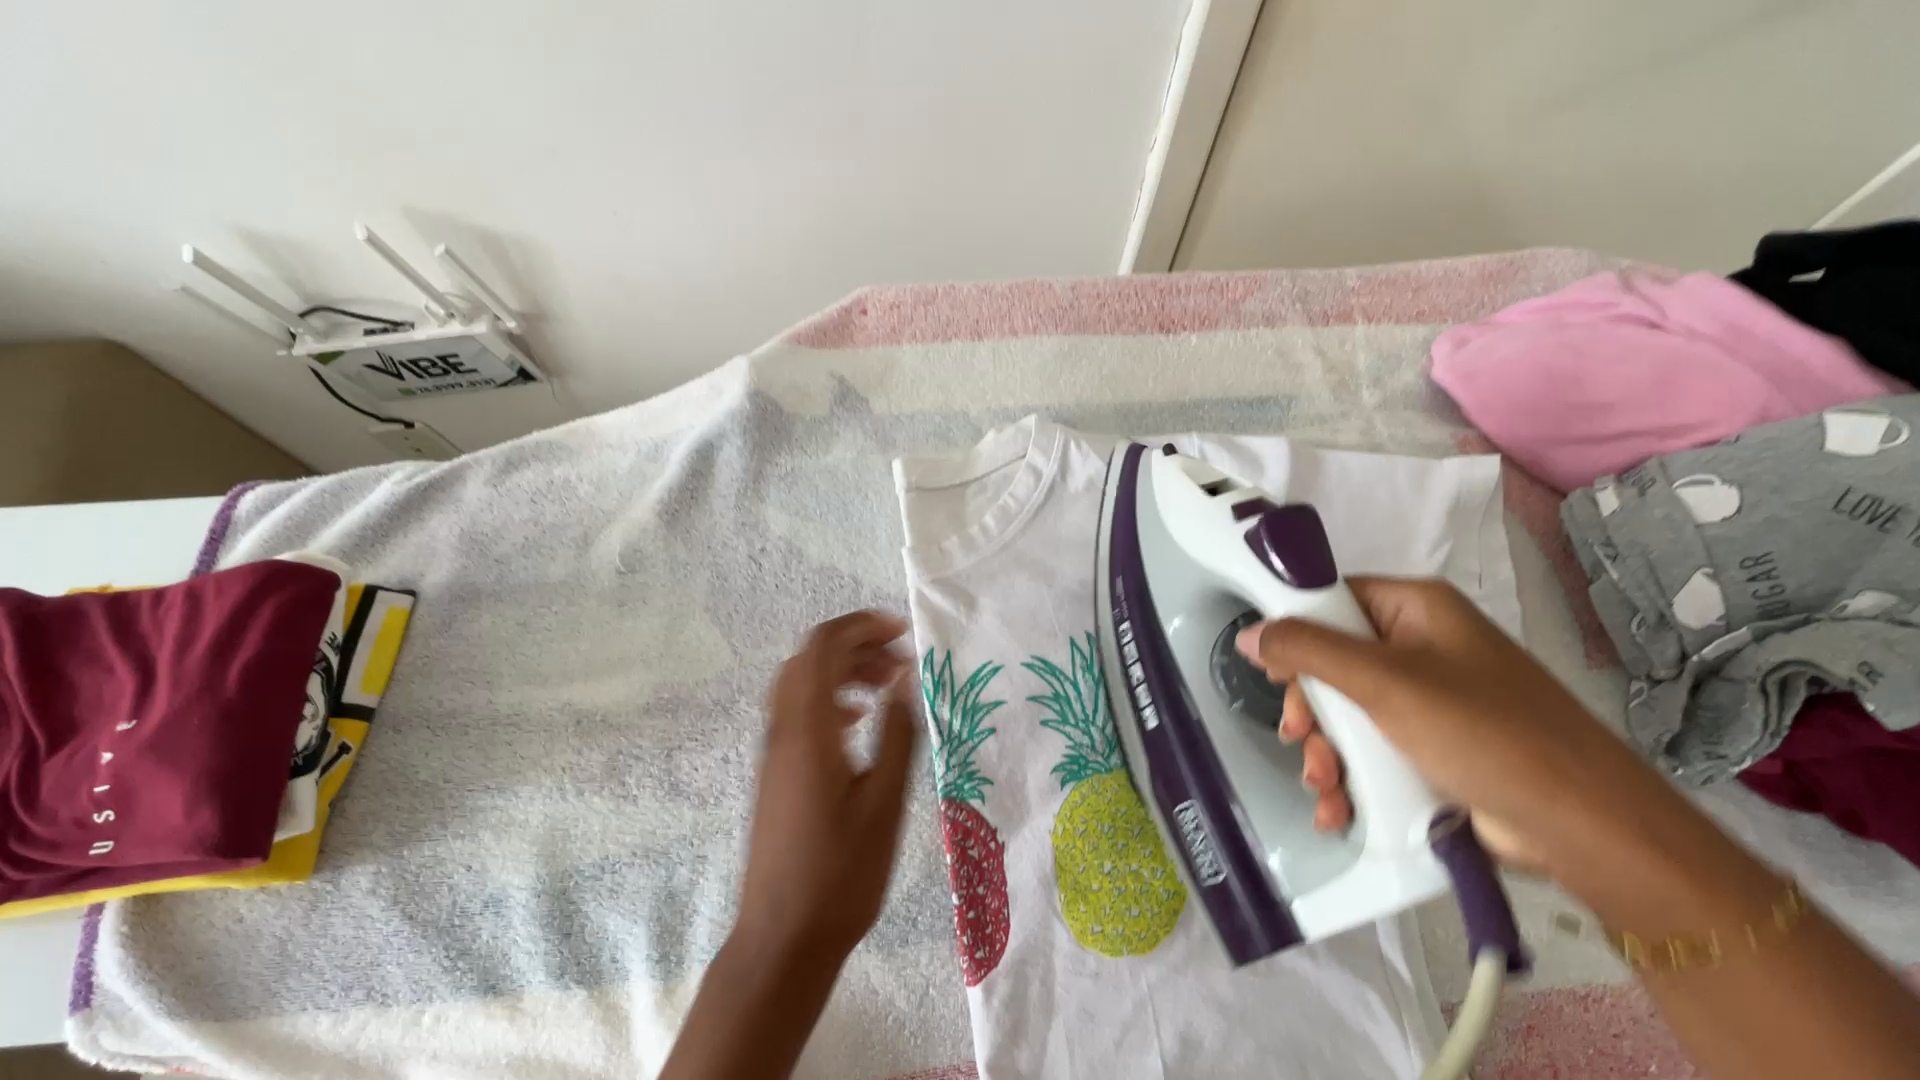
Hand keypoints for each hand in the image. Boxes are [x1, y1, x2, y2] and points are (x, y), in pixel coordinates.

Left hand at [735, 611, 918, 964]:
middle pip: (809, 659)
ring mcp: (773, 753)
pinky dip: (830, 699)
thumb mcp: (884, 801)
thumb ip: (896, 732)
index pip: (822, 646)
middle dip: (856, 645)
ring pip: (802, 685)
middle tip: (901, 660)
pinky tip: (859, 722)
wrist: (784, 936)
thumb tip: (904, 677)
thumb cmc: (842, 871)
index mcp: (807, 729)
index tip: (903, 632)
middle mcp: (782, 731)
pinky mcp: (776, 774)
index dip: (861, 626)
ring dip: (843, 672)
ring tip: (887, 686)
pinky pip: (799, 713)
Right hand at [1235, 577, 1648, 873]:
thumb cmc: (1482, 733)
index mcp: (1417, 610)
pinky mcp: (1433, 752)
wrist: (1579, 825)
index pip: (1334, 599)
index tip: (1273, 671)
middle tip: (1301, 736)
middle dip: (1311, 711)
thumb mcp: (1385, 682)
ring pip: (1347, 717)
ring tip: (1325, 787)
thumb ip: (1308, 650)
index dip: (1296, 631)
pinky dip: (1350, 782)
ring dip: (1325, 754)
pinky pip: (1372, 754)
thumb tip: (1249, 635)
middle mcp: (1421, 649)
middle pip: (1331, 665)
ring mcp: (1429, 703)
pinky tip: (1338, 810)